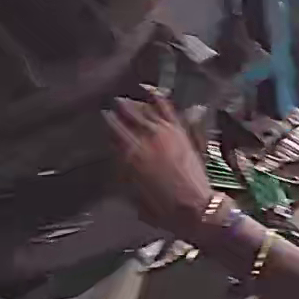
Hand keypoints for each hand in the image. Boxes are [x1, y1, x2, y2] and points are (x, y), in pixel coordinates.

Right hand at [103, 92, 214, 237]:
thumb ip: (124, 174)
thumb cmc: (162, 208)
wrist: (194, 206)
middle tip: (114, 102)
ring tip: (128, 98)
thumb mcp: (134, 195)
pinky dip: (159, 98)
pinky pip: (168, 110)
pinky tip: (152, 91)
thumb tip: (118, 161)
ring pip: (146, 110)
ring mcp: (165, 133)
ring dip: (135, 103)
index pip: (115, 131)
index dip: (108, 122)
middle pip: (129, 116)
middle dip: (120, 108)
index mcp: (131, 155)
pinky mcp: (180, 132)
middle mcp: (146, 139)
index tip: (103, 115)